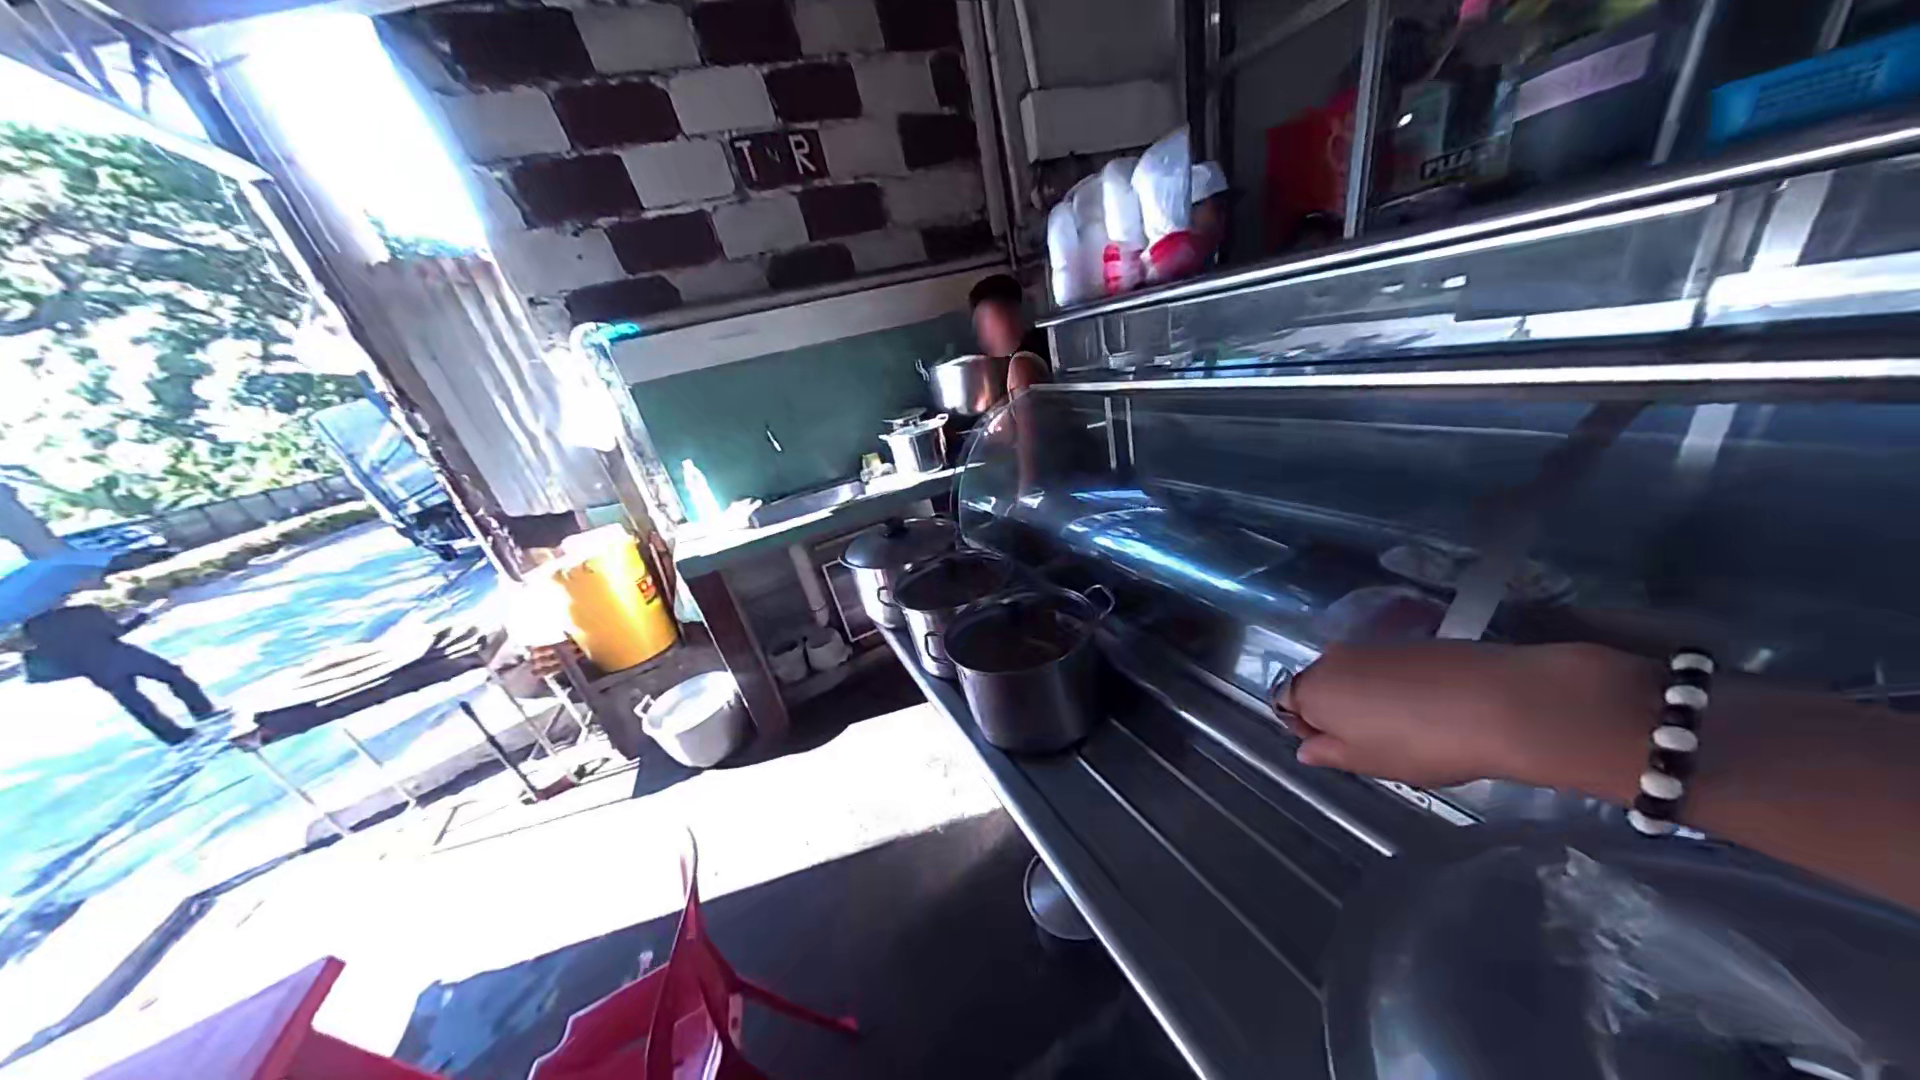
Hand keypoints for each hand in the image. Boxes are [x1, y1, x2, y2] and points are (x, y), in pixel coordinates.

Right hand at [1276, 641, 1656, 797]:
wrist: (1501, 702)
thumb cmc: (1419, 743)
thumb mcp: (1368, 762)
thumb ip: (1329, 754)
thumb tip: (1306, 750)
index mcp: (1312, 690)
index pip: (1286, 705)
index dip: (1308, 729)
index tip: (1339, 749)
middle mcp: (1332, 659)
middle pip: (1320, 687)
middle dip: (1338, 712)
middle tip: (1375, 743)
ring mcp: (1372, 647)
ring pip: (1355, 676)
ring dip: (1369, 699)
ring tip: (1410, 728)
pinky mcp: (1409, 642)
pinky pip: (1387, 667)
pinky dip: (1398, 687)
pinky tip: (1433, 710)